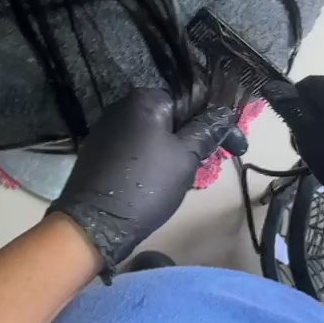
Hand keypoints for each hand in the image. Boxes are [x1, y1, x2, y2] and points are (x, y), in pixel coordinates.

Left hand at [49, 89, 238, 268]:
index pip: (188, 102)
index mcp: (144, 99)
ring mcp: (106, 129)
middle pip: (169, 119)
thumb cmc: (146, 185)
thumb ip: (206, 131)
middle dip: (189, 140)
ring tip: (180, 179)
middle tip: (203, 167)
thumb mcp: (186, 157)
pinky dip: (149, 161)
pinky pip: (133, 149)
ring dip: (169, 153)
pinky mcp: (97, 150)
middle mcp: (121, 107)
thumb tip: (224, 113)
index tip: (228, 148)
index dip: (209, 124)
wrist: (95, 223)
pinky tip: (155, 182)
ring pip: (152, 136)